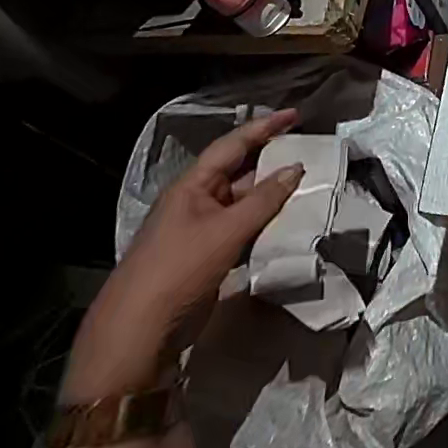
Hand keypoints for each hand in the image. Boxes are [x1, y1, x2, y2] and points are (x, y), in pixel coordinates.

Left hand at [61, 109, 303, 400]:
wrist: (139, 333)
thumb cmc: (179, 270)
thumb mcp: (226, 231)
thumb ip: (265, 199)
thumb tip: (296, 168)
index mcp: (192, 186)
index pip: (232, 145)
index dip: (264, 127)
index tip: (296, 114)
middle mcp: (196, 201)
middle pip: (239, 169)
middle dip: (271, 156)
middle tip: (307, 144)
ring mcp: (202, 228)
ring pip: (244, 198)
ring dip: (273, 190)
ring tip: (308, 179)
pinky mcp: (210, 253)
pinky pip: (244, 224)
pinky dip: (267, 218)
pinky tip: (290, 218)